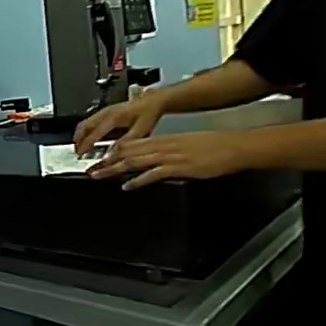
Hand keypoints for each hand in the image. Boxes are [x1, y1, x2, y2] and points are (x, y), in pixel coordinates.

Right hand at [73, 93, 167, 153]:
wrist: (153, 101)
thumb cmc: (148, 114)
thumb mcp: (140, 131)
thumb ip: (125, 142)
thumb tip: (113, 153)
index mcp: (114, 117)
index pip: (94, 132)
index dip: (86, 143)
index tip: (80, 152)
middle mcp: (107, 112)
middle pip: (85, 126)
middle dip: (78, 139)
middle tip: (76, 150)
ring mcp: (105, 110)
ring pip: (86, 122)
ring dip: (80, 134)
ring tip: (80, 144)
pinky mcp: (107, 110)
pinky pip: (90, 120)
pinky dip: (85, 129)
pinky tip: (89, 135)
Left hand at [87, 130, 259, 187]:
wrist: (234, 146)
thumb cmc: (215, 146)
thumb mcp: (186, 143)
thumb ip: (169, 149)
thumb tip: (157, 158)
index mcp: (164, 139)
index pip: (131, 143)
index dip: (113, 151)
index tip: (100, 158)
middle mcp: (162, 145)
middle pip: (127, 152)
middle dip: (106, 161)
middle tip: (91, 169)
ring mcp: (169, 155)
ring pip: (134, 161)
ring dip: (114, 169)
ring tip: (99, 175)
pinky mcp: (178, 166)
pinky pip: (153, 173)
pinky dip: (138, 180)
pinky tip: (127, 185)